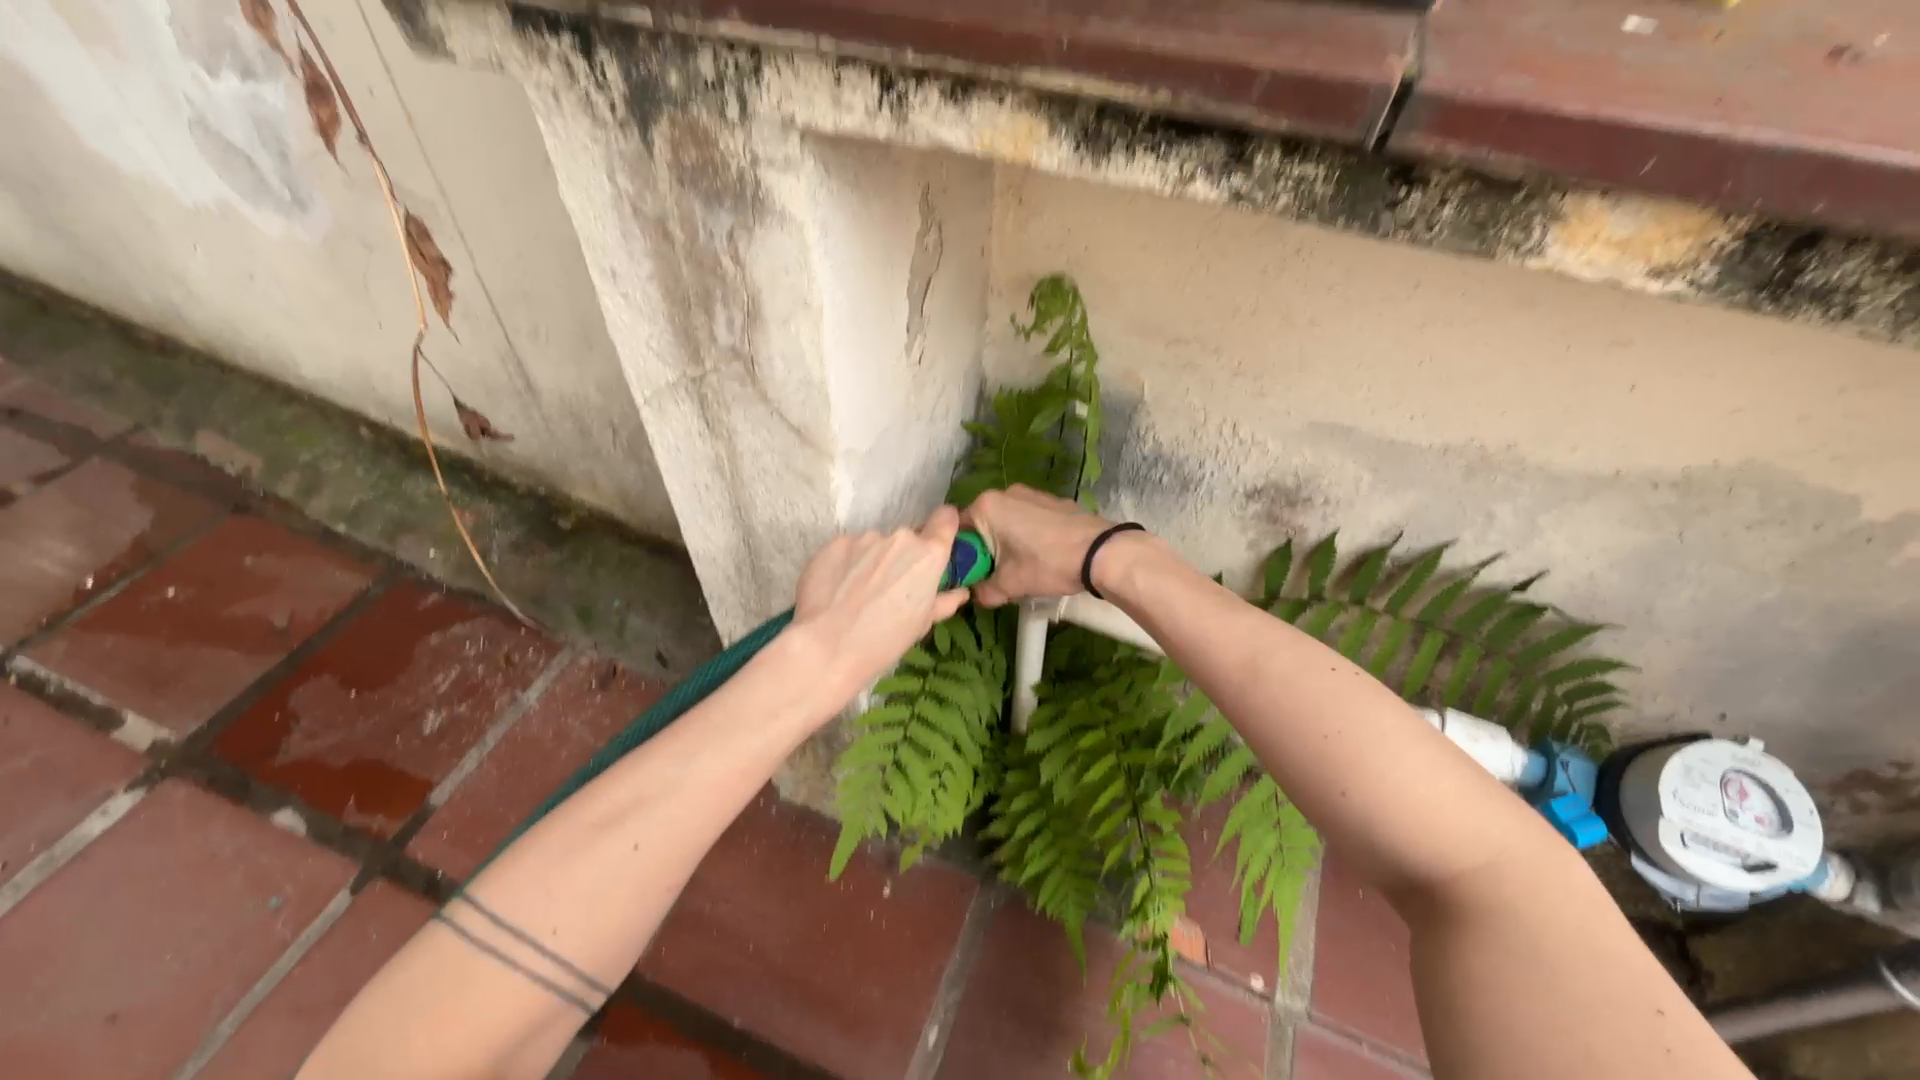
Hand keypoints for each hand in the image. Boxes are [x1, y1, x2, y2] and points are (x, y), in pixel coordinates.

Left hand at [791, 505, 971, 692]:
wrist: (830, 644)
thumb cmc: (886, 639)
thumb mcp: (922, 624)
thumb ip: (944, 601)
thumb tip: (960, 592)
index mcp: (929, 554)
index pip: (946, 519)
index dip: (943, 527)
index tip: (937, 541)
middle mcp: (900, 537)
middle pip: (906, 539)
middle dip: (901, 557)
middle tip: (888, 588)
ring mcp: (865, 537)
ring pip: (874, 544)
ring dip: (871, 561)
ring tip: (857, 593)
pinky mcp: (835, 543)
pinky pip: (847, 550)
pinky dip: (846, 565)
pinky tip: (836, 590)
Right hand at [960, 485, 1116, 605]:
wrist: (1101, 552)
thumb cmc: (1047, 564)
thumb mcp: (1010, 585)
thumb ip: (984, 591)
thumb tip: (977, 596)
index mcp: (986, 507)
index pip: (956, 531)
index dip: (958, 556)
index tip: (966, 576)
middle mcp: (1005, 492)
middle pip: (981, 525)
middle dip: (984, 550)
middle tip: (991, 576)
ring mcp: (1032, 493)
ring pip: (1006, 522)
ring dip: (1006, 543)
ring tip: (1019, 567)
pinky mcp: (1053, 501)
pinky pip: (1028, 519)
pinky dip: (1027, 535)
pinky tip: (1040, 556)